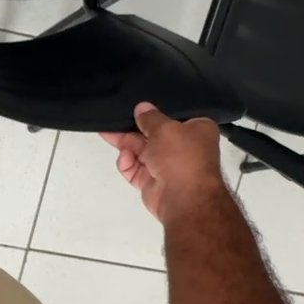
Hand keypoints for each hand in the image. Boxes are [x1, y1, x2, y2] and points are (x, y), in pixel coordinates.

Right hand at [100, 102, 227, 221]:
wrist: (182, 197)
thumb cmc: (181, 156)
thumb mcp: (165, 128)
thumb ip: (150, 117)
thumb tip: (142, 107)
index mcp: (195, 131)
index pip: (173, 117)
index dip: (155, 112)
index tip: (137, 106)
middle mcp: (182, 147)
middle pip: (151, 134)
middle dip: (132, 129)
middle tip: (113, 120)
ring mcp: (165, 165)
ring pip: (139, 151)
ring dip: (125, 144)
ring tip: (108, 134)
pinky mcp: (150, 181)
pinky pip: (134, 168)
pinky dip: (127, 163)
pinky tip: (125, 158)